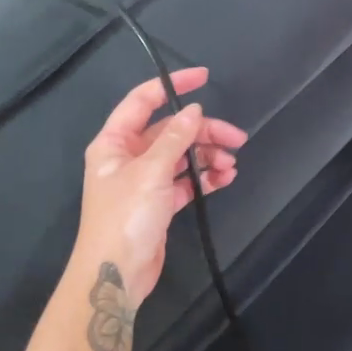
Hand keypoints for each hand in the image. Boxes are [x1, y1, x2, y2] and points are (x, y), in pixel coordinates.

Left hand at [75, 67, 245, 303]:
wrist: (116, 272)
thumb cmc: (126, 216)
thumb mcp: (151, 172)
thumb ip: (175, 138)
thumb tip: (194, 110)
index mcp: (114, 143)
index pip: (143, 101)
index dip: (173, 85)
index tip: (205, 77)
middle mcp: (128, 157)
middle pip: (172, 131)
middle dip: (204, 132)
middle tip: (237, 140)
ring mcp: (144, 180)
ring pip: (183, 155)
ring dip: (208, 156)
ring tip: (231, 166)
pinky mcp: (160, 201)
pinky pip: (187, 180)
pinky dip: (206, 178)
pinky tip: (225, 179)